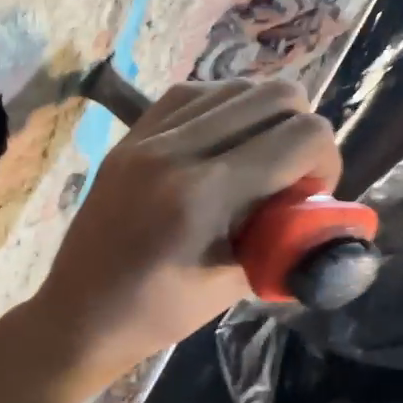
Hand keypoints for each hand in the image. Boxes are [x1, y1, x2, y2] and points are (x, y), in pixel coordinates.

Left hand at [23, 78, 341, 402]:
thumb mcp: (233, 282)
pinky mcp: (124, 143)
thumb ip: (285, 237)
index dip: (325, 164)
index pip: (303, 134)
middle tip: (282, 180)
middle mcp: (172, 152)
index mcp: (202, 193)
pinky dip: (216, 111)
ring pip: (232, 87)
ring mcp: (142, 142)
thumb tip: (323, 208)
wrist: (77, 315)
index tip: (306, 200)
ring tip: (249, 164)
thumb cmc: (154, 313)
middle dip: (298, 133)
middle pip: (275, 93)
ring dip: (258, 118)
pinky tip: (216, 149)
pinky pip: (187, 97)